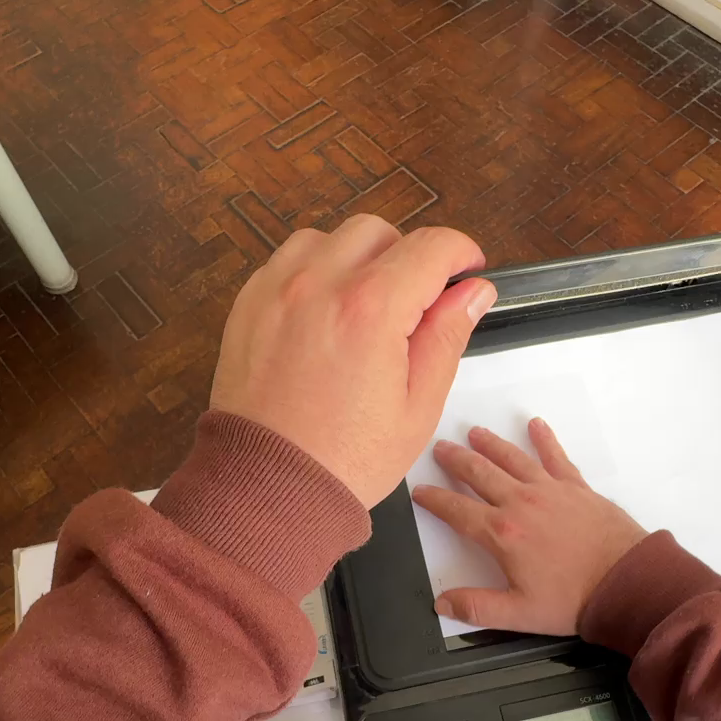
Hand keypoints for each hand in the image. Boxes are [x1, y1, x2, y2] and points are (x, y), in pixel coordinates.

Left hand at [209, 215, 494, 506]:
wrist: (269, 488)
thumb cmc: (343, 461)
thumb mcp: (418, 408)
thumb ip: (447, 337)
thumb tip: (472, 292)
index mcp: (369, 311)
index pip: (430, 247)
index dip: (460, 253)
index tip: (467, 269)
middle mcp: (318, 287)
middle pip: (378, 232)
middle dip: (407, 256)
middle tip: (416, 301)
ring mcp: (276, 292)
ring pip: (329, 238)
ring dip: (357, 260)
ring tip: (366, 308)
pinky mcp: (249, 306)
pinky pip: (288, 261)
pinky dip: (315, 273)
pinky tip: (327, 314)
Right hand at [412, 420, 647, 634]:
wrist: (626, 583)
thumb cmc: (573, 600)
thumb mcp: (518, 614)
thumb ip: (476, 607)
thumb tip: (442, 603)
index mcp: (502, 534)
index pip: (457, 510)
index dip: (434, 500)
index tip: (419, 492)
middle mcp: (520, 503)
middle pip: (479, 474)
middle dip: (456, 460)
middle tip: (440, 448)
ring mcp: (549, 490)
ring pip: (511, 458)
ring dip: (490, 444)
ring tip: (474, 432)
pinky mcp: (576, 487)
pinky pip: (556, 456)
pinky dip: (544, 439)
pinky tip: (536, 424)